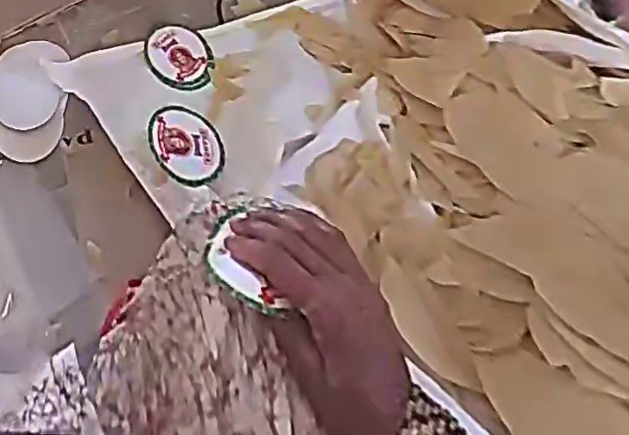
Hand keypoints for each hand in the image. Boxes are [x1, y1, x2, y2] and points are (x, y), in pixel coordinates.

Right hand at [227, 209, 408, 434]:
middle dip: (262, 227)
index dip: (251, 248)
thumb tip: (255, 289)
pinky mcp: (366, 281)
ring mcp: (359, 278)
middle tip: (235, 222)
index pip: (280, 262)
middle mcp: (345, 283)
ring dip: (284, 220)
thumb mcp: (309, 374)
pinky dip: (312, 224)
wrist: (401, 418)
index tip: (227, 242)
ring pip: (317, 233)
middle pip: (296, 240)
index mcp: (328, 306)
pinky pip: (337, 241)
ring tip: (258, 215)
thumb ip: (283, 326)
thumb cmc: (352, 405)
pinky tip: (296, 220)